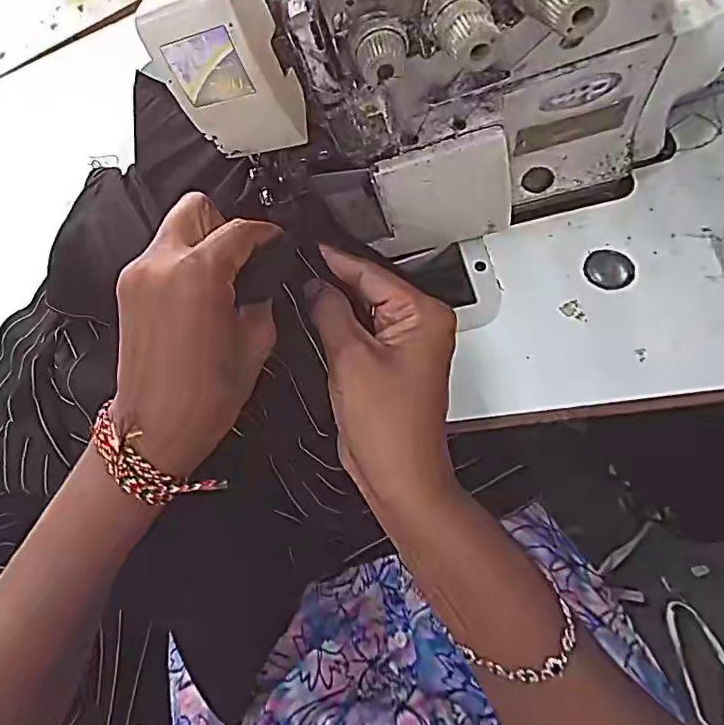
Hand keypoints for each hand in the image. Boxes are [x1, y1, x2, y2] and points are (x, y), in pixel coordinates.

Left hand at [113, 193, 280, 478]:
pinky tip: (199, 292)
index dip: (265, 233)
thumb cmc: (199, 401)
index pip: (239, 228)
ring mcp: (138, 276)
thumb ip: (261, 298)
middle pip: (197, 207)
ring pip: (175, 227)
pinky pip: (161, 254)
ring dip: (202, 241)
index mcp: (197, 275)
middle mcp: (161, 266)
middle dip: (225, 223)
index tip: (274, 241)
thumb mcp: (255, 344)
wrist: (152, 431)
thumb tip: (260, 280)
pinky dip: (183, 260)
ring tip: (221, 276)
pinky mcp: (127, 289)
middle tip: (243, 254)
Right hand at [303, 244, 458, 504]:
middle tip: (298, 268)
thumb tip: (316, 286)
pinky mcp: (394, 362)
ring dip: (337, 305)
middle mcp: (423, 326)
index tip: (310, 248)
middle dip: (334, 281)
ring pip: (365, 310)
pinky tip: (320, 321)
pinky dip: (342, 327)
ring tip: (304, 291)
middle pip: (371, 289)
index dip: (335, 260)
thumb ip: (330, 312)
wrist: (399, 476)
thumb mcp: (351, 358)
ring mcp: (409, 344)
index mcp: (425, 315)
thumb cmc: (392, 430)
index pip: (373, 273)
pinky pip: (365, 332)